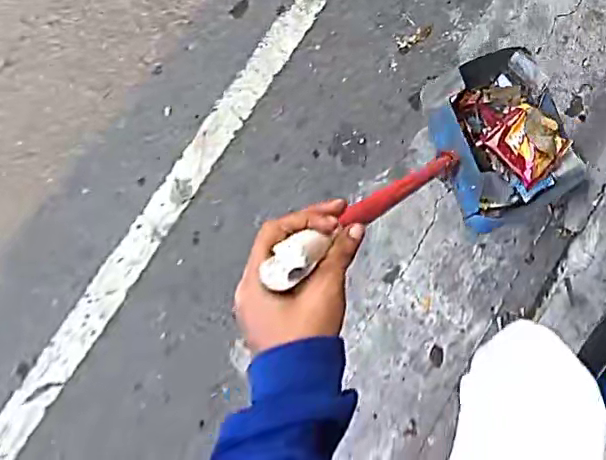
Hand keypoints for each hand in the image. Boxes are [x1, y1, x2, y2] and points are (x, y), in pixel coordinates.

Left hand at [233, 199, 365, 354]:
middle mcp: (252, 287)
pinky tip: (328, 261)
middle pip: (281, 242)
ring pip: (287, 258)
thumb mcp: (326, 288)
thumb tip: (354, 229)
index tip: (334, 218)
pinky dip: (310, 264)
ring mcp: (261, 302)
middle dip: (313, 227)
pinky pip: (290, 276)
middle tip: (340, 217)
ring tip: (338, 238)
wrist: (301, 388)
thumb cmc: (306, 340)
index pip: (276, 230)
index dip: (307, 218)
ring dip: (313, 245)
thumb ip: (340, 253)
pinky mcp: (274, 313)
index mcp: (254, 279)